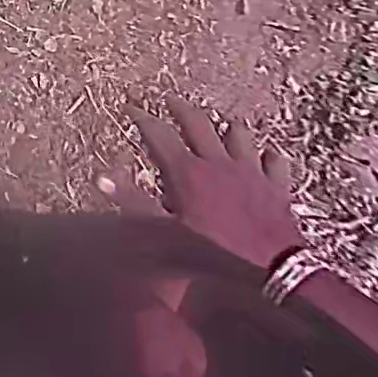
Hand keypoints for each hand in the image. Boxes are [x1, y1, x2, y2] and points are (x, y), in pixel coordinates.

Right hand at [102, 98, 303, 268]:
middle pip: (197, 121)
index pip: (158, 133)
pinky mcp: (276, 187)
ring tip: (218, 124)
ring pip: (237, 133)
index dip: (141, 117)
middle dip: (180, 108)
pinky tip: (263, 157)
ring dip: (225, 127)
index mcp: (188, 171)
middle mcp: (218, 162)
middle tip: (169, 100)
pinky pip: (274, 161)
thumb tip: (102, 178)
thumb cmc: (215, 255)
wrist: (272, 276)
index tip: (130, 108)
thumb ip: (133, 202)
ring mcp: (250, 171)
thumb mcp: (166, 233)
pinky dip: (266, 156)